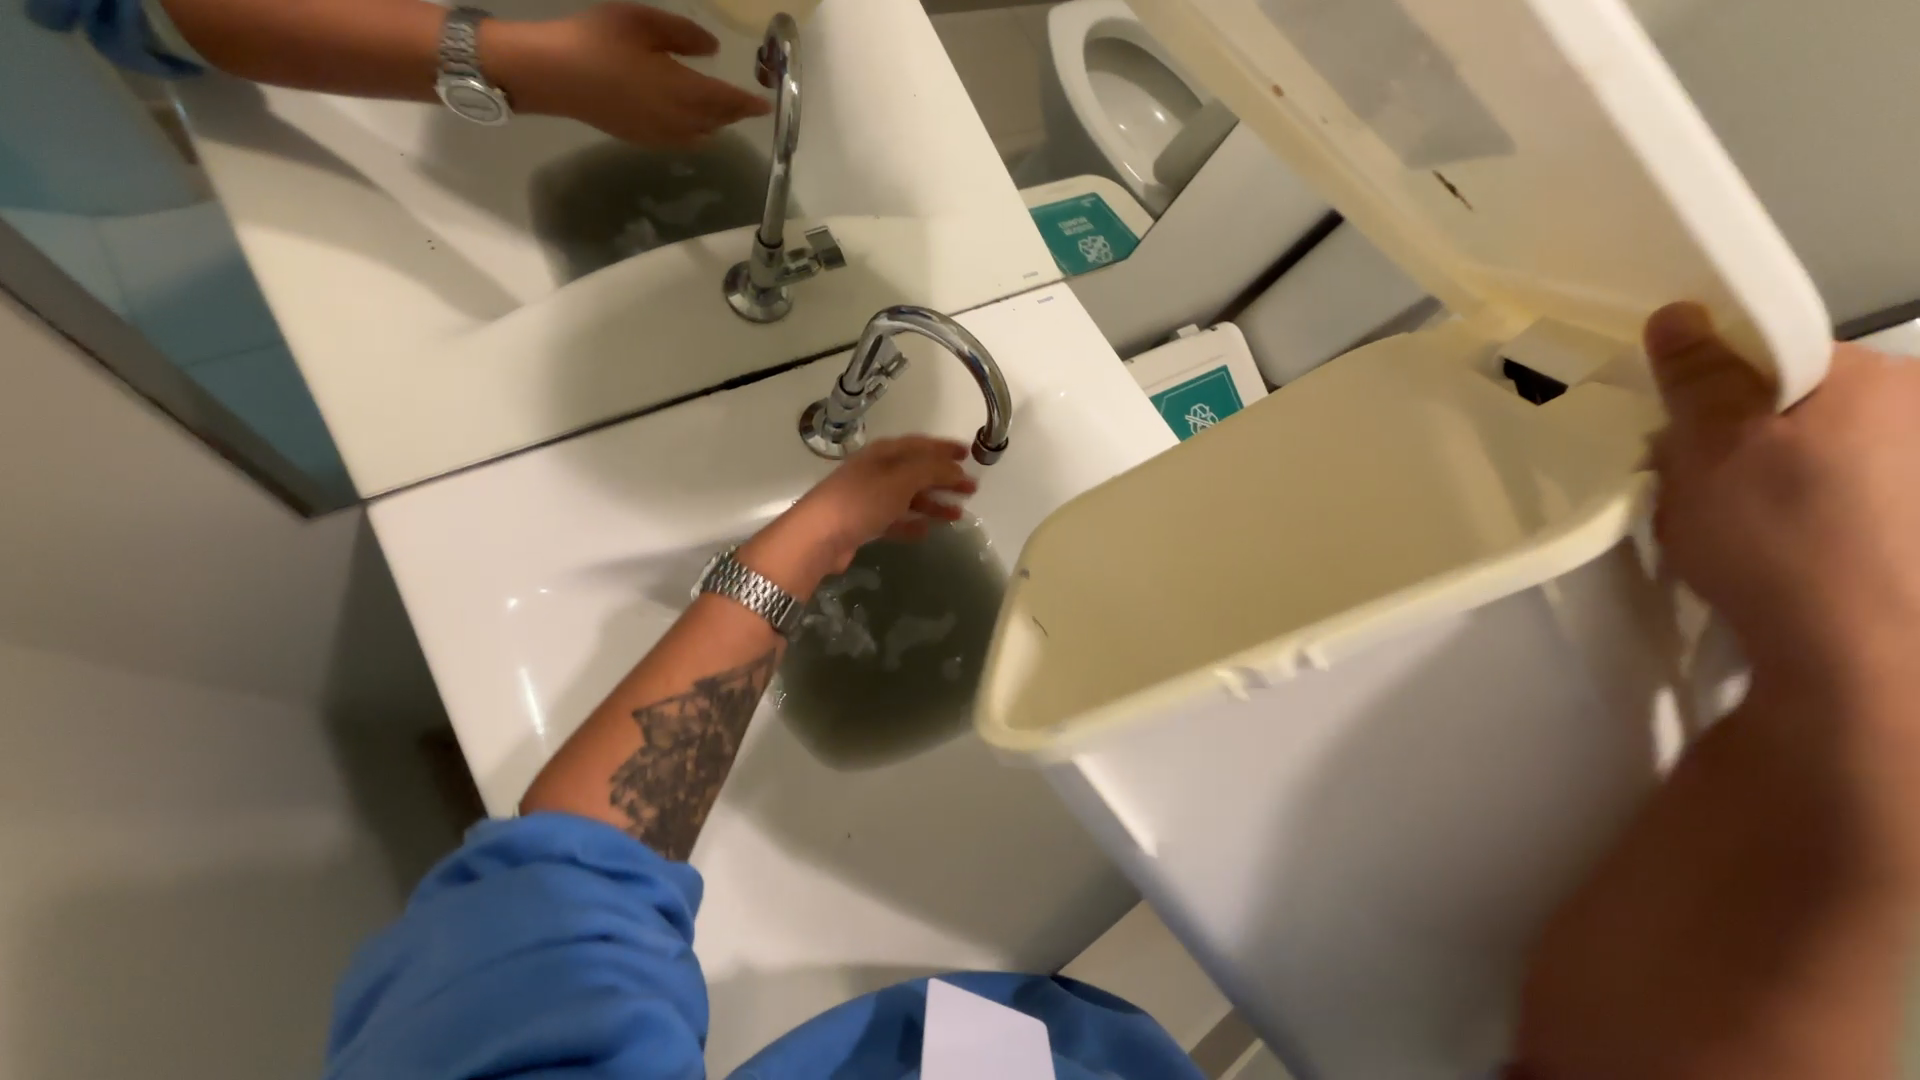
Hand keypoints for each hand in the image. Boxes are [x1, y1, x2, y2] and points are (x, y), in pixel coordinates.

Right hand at [489, 4, 771, 147]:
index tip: (764, 104)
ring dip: (717, 125)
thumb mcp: (643, 23)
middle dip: (735, 113)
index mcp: (684, 91)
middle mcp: (680, 120)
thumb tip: (712, 49)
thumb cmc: (598, 41)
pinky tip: (692, 125)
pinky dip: (696, 134)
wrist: (555, 76)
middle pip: (718, 120)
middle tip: (746, 106)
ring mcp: (661, 134)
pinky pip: (682, 141)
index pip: (727, 100)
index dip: (747, 102)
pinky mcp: (643, 140)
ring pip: (702, 135)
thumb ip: (684, 35)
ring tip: (723, 114)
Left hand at [737, 437, 977, 596]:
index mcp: (884, 454)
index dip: (944, 449)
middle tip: (971, 488)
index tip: (968, 455)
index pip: (920, 445)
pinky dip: (912, 524)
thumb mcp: (902, 479)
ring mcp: (869, 498)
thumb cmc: (861, 501)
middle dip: (944, 478)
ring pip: (908, 498)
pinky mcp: (863, 524)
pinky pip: (895, 521)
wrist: (818, 536)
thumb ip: (932, 470)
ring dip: (933, 503)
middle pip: (917, 472)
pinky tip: (926, 531)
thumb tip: (956, 469)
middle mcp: (876, 472)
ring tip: (958, 514)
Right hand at [1645, 303, 1919, 712]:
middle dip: (1731, 434)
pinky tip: (1770, 550)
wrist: (1858, 650)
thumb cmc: (1776, 533)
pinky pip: (1834, 495)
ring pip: (1810, 452)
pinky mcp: (1912, 522)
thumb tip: (1679, 312)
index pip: (1771, 351)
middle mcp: (1918, 410)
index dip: (1708, 386)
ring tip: (1725, 527)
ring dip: (1758, 476)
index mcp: (1874, 377)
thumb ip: (1697, 377)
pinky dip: (1792, 512)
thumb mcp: (1712, 447)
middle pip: (1790, 401)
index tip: (1672, 431)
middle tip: (1691, 485)